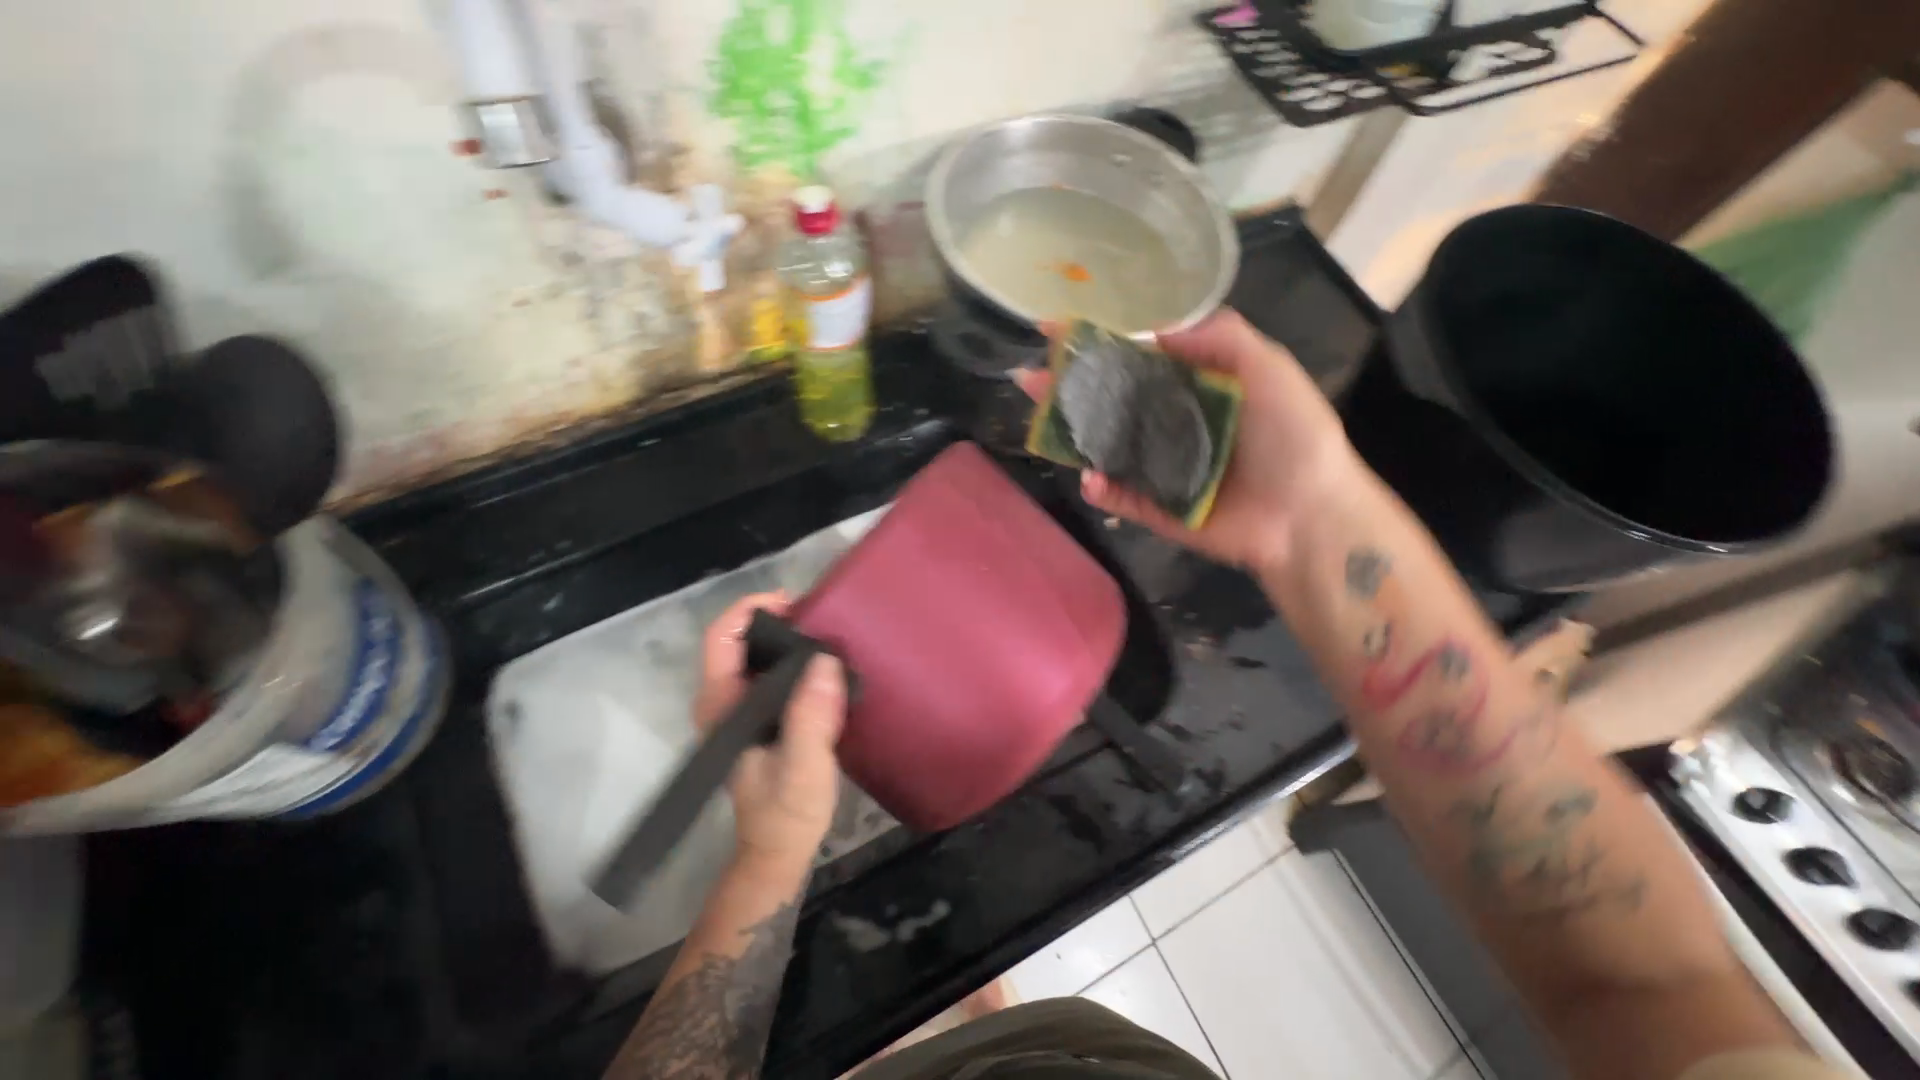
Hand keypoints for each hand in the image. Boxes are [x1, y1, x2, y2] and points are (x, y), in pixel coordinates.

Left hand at [694, 593, 846, 870]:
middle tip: (819, 616)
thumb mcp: (804, 766)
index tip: (796, 604)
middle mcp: (722, 702)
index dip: (751, 610)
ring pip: (753, 656)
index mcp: (722, 706)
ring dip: (785, 639)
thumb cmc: (786, 812)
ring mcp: (738, 712)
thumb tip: (825, 662)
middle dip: (774, 619)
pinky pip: (768, 675)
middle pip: (736, 640)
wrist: (778, 852)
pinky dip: (792, 660)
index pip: (721, 638)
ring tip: (826, 634)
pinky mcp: (757, 720)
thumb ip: (810, 717)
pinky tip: (823, 667)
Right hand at [1019, 309, 1359, 571]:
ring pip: (1107, 449)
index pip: (1137, 360)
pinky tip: (1090, 477)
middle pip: (1111, 403)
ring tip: (1040, 420)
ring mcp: (1162, 470)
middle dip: (1069, 389)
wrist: (1310, 514)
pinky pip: (1122, 498)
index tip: (1058, 329)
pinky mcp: (1159, 510)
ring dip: (1072, 435)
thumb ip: (1219, 338)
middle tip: (1031, 377)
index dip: (1100, 344)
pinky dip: (1102, 489)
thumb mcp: (1268, 368)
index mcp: (1195, 389)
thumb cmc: (1294, 435)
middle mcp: (1172, 425)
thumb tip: (1153, 330)